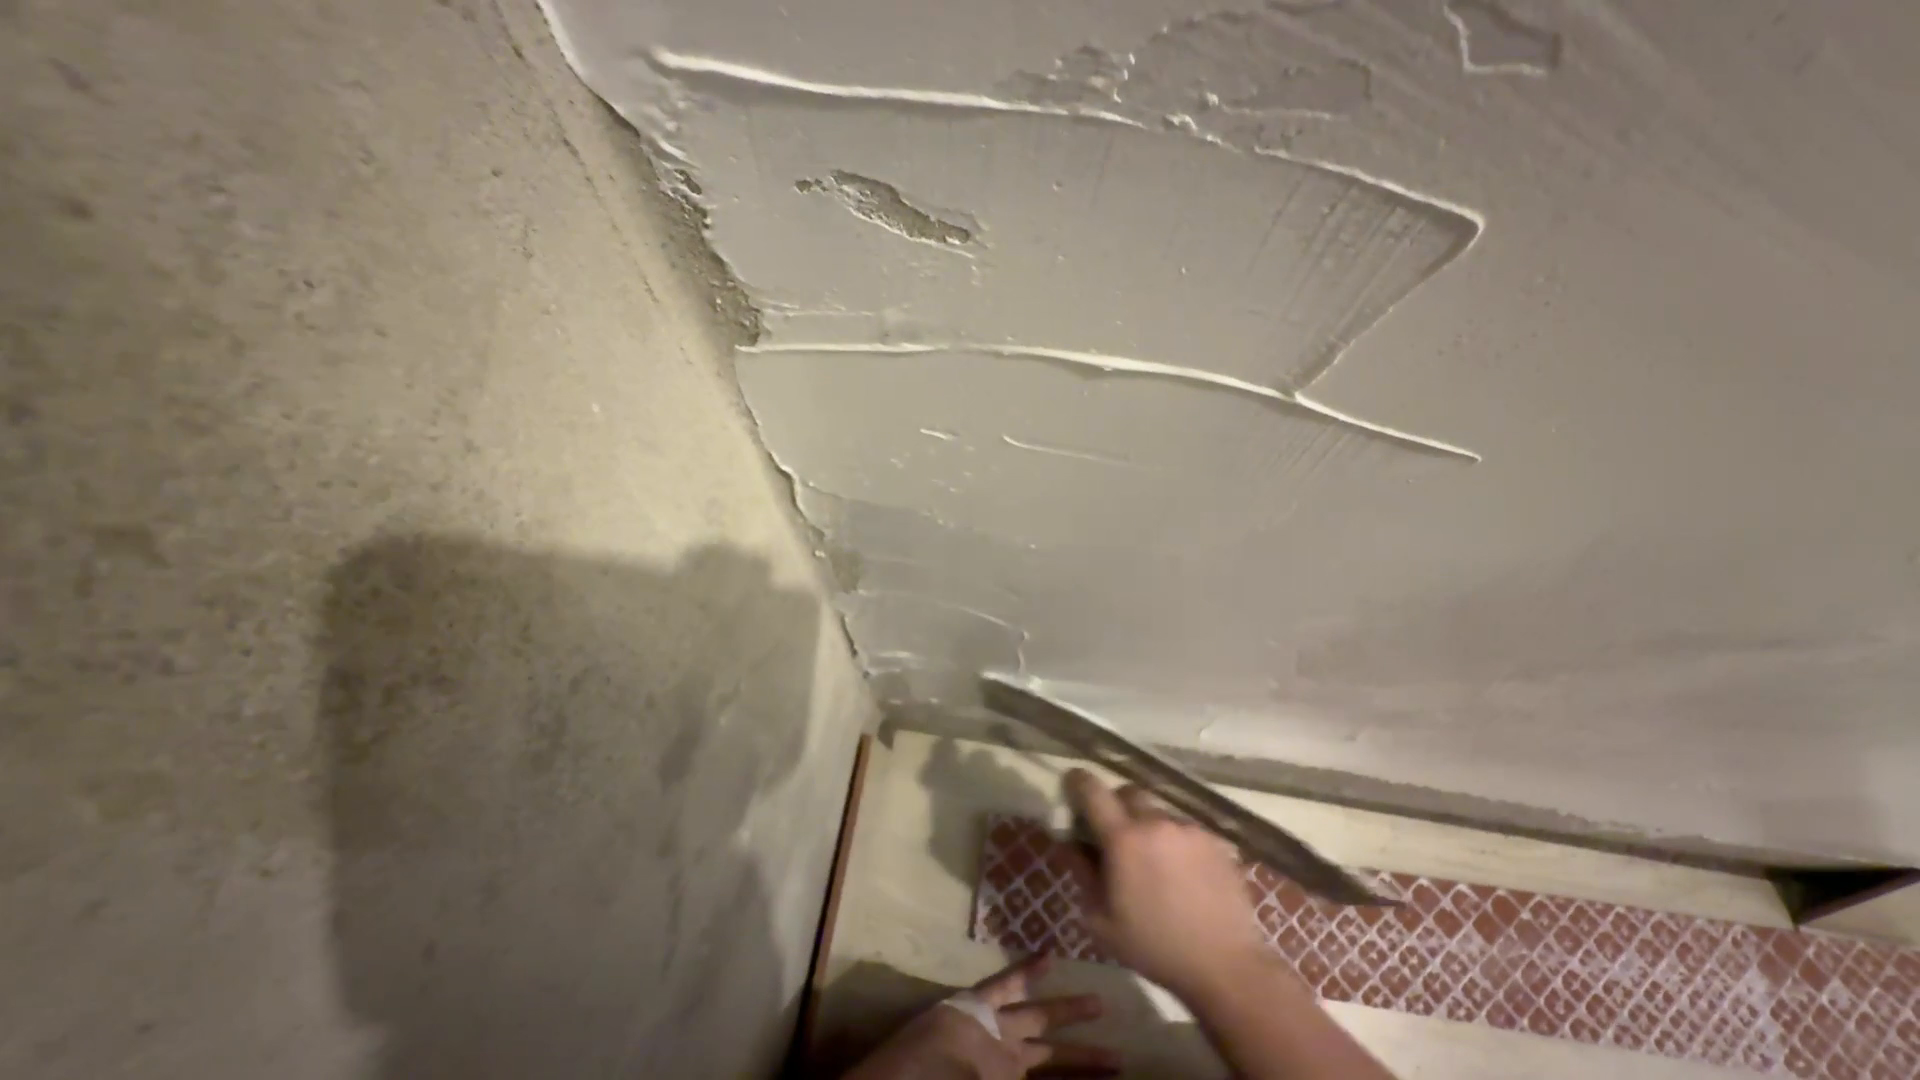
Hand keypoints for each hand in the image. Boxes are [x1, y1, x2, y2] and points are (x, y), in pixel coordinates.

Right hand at [842, 953, 1118, 1078]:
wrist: (924, 1075)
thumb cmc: (912, 1051)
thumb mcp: (932, 1027)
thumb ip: (956, 1023)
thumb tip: (959, 1033)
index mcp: (971, 1010)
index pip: (1005, 984)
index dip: (1028, 971)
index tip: (1051, 956)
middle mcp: (997, 1033)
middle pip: (1040, 1018)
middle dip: (1070, 1011)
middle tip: (1102, 1005)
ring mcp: (1009, 1063)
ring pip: (1054, 1059)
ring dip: (1087, 1059)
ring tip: (1118, 1061)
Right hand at [1063, 769, 1279, 998]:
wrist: (1224, 963)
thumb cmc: (1153, 946)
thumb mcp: (1100, 921)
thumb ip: (1082, 874)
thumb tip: (1071, 844)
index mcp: (1123, 839)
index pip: (1093, 791)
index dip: (1079, 781)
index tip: (1072, 782)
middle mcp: (1157, 823)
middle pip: (1130, 792)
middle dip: (1117, 803)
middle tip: (1115, 831)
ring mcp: (1190, 830)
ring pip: (1160, 812)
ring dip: (1149, 825)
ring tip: (1154, 860)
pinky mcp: (1216, 841)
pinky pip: (1186, 830)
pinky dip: (1176, 842)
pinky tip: (1183, 873)